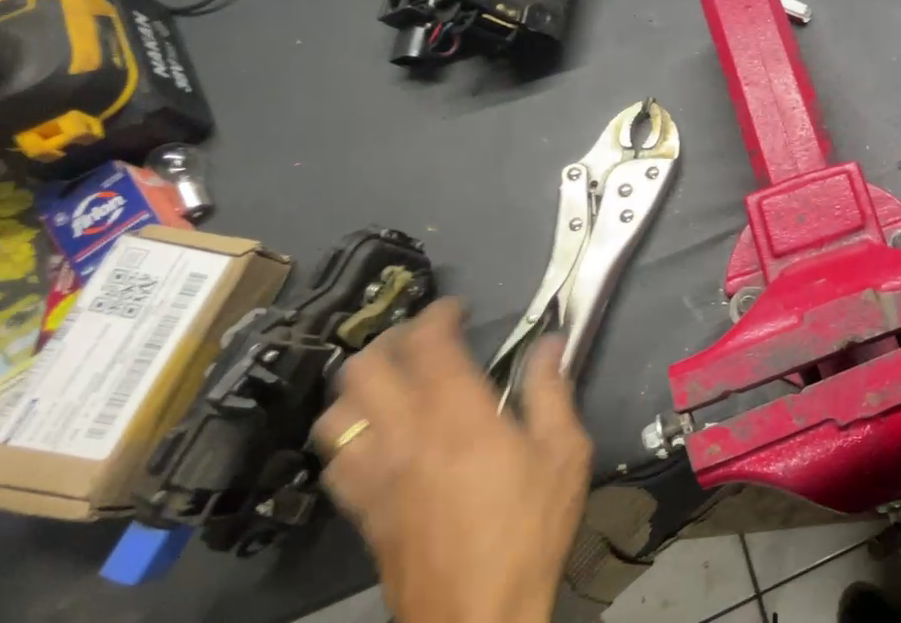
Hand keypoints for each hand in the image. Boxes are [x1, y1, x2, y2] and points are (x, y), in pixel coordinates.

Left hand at [311, 300, 591, 622]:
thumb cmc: (531, 529)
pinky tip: (377, 439)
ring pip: (336, 411)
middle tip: (423, 340)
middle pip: (365, 368)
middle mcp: (405, 436)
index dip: (436, 315)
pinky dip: (350, 434)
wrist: (477, 615)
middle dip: (390, 340)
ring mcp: (374, 475)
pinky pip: (335, 458)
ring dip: (360, 385)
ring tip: (392, 383)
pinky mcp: (360, 510)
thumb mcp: (565, 454)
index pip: (427, 344)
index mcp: (459, 417)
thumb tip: (550, 344)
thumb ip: (552, 392)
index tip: (456, 309)